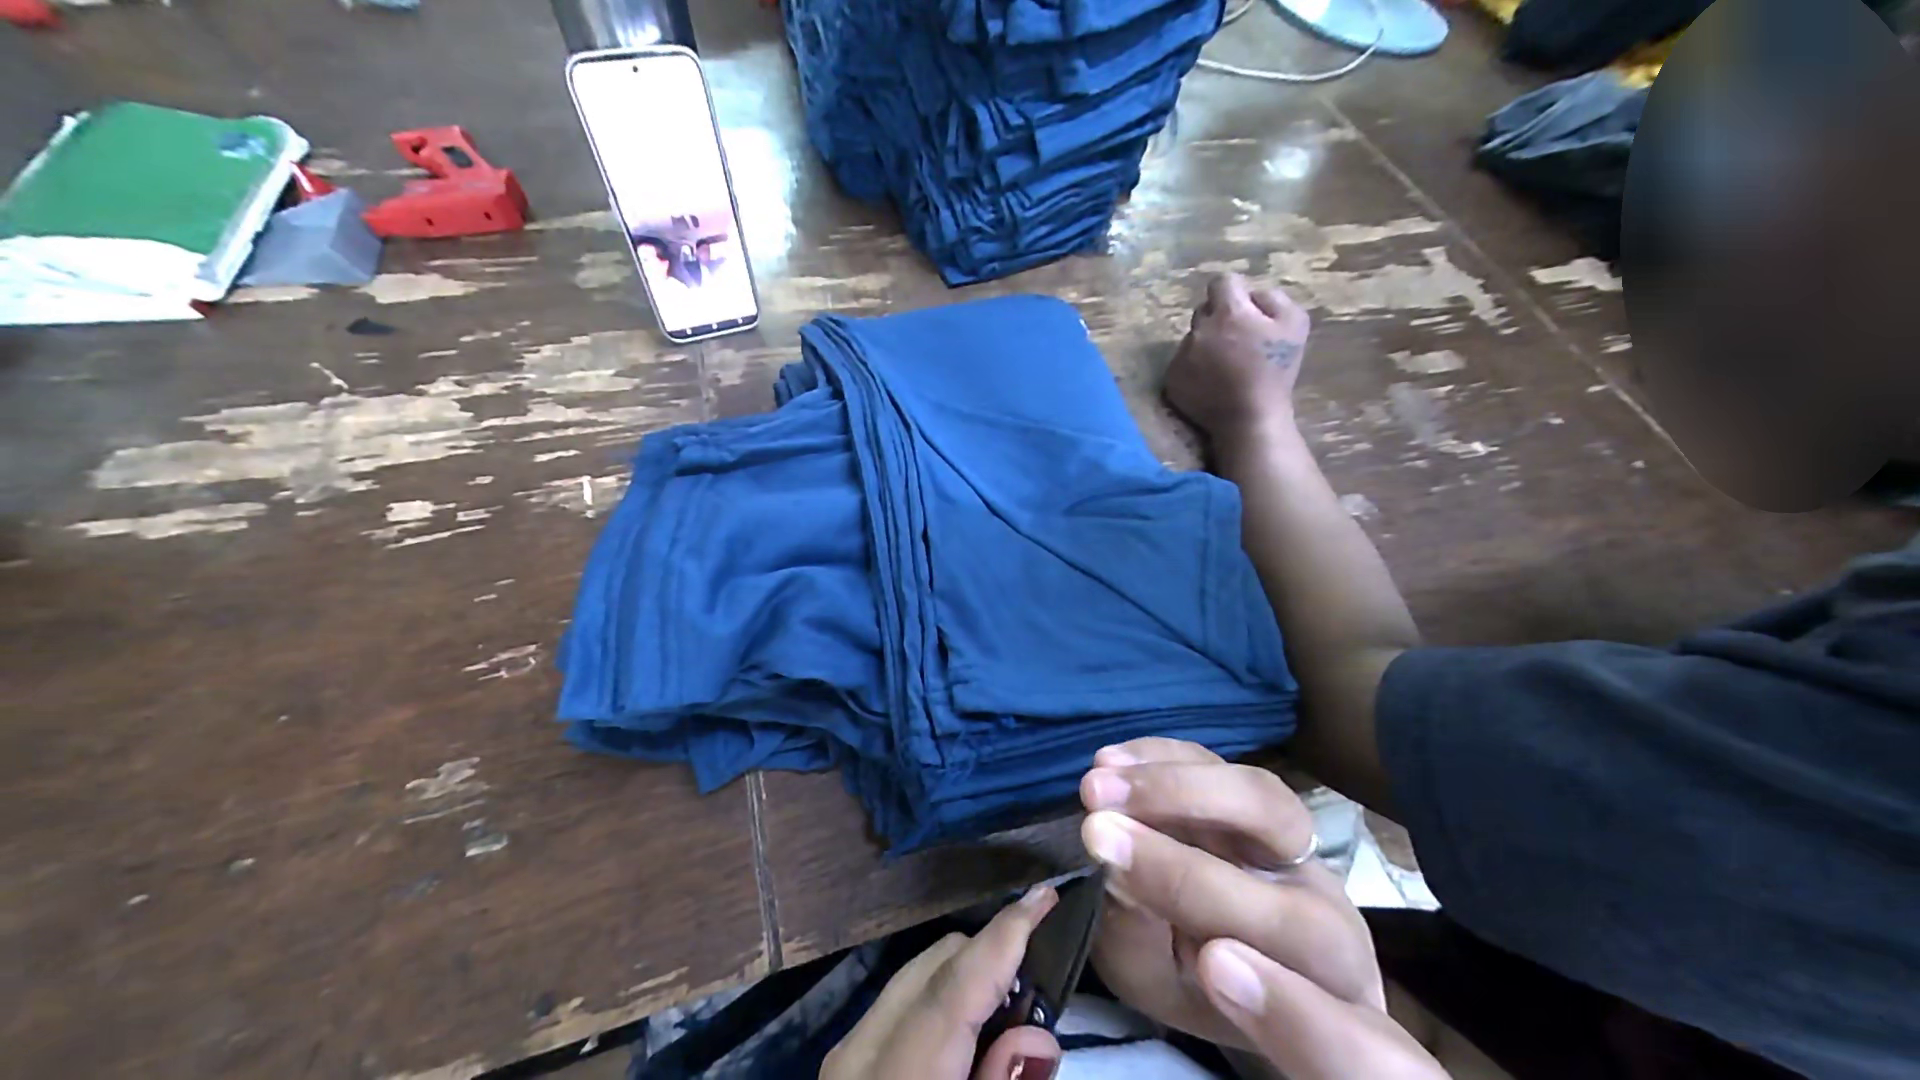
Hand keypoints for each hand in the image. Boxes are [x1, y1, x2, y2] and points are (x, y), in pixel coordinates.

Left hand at [821, 886, 1061, 1079]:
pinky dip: (943, 1004)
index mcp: (897, 1077)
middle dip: (991, 958)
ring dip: (968, 980)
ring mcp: (845, 1055)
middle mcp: (859, 1052)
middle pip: (935, 966)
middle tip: (1040, 990)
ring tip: (1006, 1022)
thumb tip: (1032, 1034)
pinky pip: (905, 1005)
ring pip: (919, 977)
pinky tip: (968, 1042)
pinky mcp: (844, 1063)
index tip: (1047, 896)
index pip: (956, 985)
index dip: (1005, 935)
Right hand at [1080, 738, 1444, 1079]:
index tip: (1211, 964)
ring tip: (1095, 785)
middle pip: (1283, 851)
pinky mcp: (1243, 790)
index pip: (1319, 969)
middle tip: (1100, 829)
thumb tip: (1115, 869)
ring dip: (1167, 784)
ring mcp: (1286, 833)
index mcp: (1319, 974)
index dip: (1285, 981)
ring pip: (1255, 793)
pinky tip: (1109, 761)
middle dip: (1187, 839)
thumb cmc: (1194, 981)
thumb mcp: (1160, 986)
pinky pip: (1211, 759)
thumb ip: (1141, 938)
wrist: (1226, 943)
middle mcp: (1318, 895)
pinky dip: (1156, 755)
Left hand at [1163, 273, 1310, 444]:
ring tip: (1225, 368)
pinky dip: (1194, 369)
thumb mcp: (1294, 325)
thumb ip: (1274, 298)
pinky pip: (1182, 364)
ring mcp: (1181, 355)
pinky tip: (1211, 384)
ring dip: (1206, 345)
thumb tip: (1253, 293)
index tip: (1244, 308)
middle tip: (1237, 341)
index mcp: (1228, 312)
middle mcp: (1198, 329)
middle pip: (1204, 310)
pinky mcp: (1172, 379)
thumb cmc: (1275, 372)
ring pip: (1193, 338)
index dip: (1235, 291)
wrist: (1248, 418)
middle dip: (1219, 318)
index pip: (1221, 282)